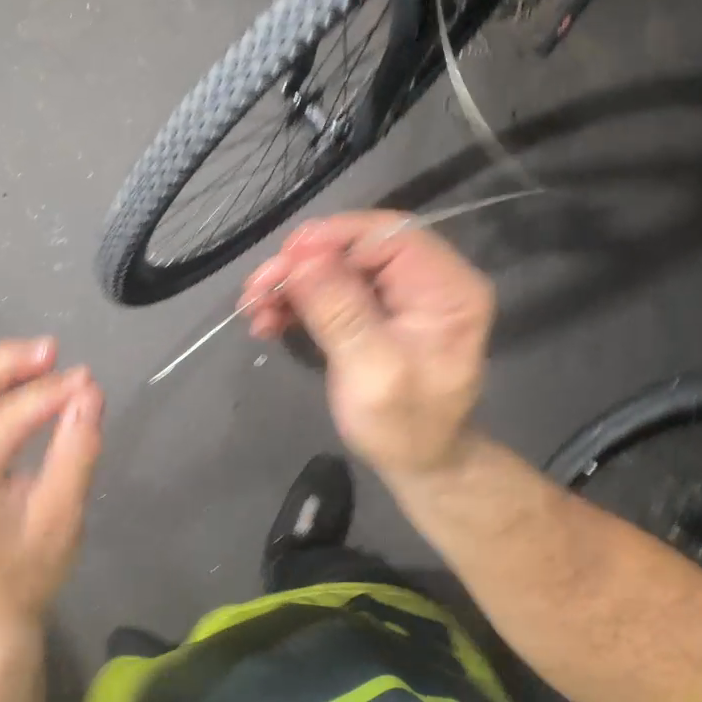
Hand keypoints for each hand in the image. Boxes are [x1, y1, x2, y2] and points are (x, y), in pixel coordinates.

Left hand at [0, 338, 102, 627]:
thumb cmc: (32, 569)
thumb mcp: (64, 519)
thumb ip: (77, 454)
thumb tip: (89, 393)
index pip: (1, 423)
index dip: (45, 394)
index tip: (86, 378)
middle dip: (4, 362)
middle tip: (53, 350)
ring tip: (42, 359)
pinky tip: (22, 379)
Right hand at [240, 212, 494, 478]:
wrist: (417, 466)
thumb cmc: (406, 427)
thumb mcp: (374, 373)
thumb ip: (341, 313)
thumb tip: (302, 258)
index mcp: (447, 287)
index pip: (391, 235)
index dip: (336, 238)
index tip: (287, 258)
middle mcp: (426, 279)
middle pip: (356, 247)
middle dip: (302, 264)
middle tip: (258, 287)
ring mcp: (397, 293)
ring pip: (335, 265)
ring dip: (291, 282)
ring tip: (254, 308)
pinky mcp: (371, 308)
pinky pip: (328, 288)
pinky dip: (295, 299)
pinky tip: (266, 319)